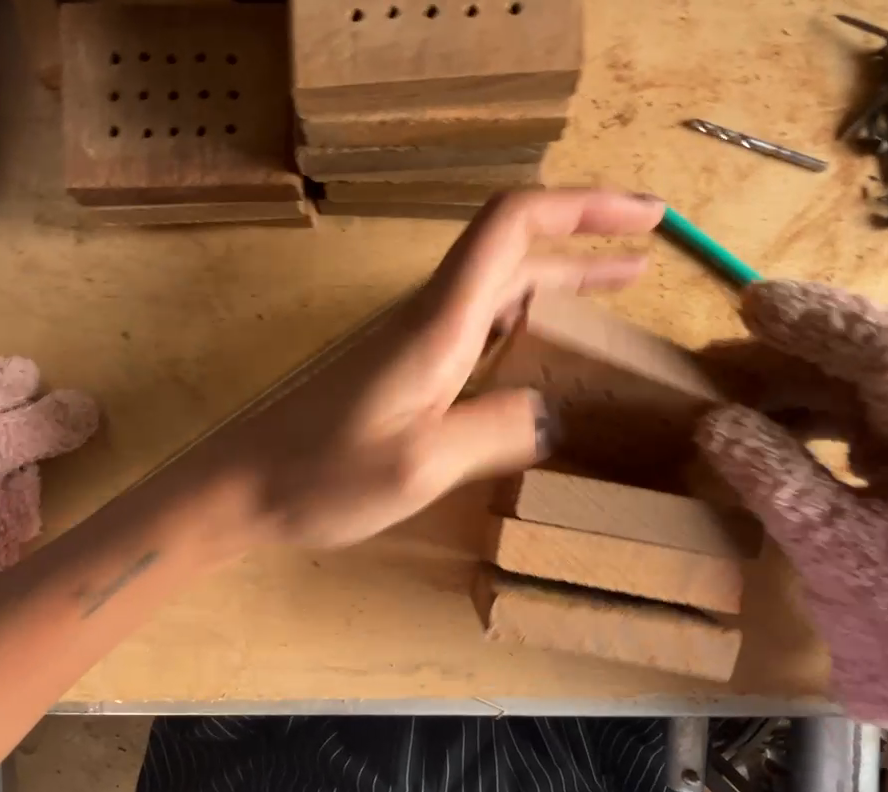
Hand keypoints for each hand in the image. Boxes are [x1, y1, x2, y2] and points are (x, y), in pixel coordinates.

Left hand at [208, 189, 665, 548]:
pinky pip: (476, 331)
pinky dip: (523, 326)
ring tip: (615, 293)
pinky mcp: (398, 372)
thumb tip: (557, 415)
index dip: (582, 207)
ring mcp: (409, 344)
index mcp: (437, 325)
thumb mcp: (421, 465)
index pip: (513, 227)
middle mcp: (426, 319)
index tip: (645, 217)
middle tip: (646, 252)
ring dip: (559, 284)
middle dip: (584, 240)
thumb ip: (497, 432)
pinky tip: (541, 355)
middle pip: (512, 252)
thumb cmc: (320, 476)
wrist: (241, 488)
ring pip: (496, 290)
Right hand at [695, 281, 887, 735]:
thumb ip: (774, 477)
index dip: (818, 324)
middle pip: (886, 363)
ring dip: (806, 387)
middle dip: (804, 350)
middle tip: (730, 339)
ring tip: (736, 386)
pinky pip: (875, 428)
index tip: (750, 305)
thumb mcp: (834, 550)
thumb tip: (713, 421)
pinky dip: (822, 422)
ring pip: (878, 394)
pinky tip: (780, 425)